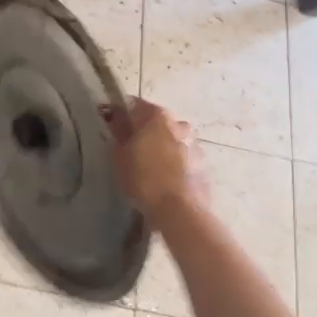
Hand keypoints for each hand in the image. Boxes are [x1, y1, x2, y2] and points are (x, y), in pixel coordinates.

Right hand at [112, 99, 206, 226]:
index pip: (134, 104)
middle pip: (156, 120)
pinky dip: (173, 161)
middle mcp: (179, 123)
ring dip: (160, 145)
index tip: (112, 126)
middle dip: (143, 130)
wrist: (180, 211)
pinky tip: (163, 177)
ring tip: (148, 165)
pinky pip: (182, 156)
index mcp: (157, 116)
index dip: (120, 114)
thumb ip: (118, 131)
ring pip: (171, 138)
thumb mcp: (119, 154)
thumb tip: (115, 117)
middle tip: (129, 147)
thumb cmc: (143, 178)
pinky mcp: (204, 164)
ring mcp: (194, 144)